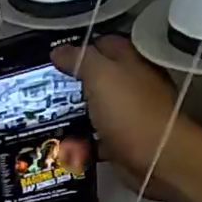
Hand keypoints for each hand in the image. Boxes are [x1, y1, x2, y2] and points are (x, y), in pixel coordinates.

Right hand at [50, 35, 201, 201]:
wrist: (156, 157)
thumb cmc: (130, 112)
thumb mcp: (101, 77)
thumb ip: (81, 60)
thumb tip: (58, 50)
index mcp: (131, 62)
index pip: (105, 44)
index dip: (80, 48)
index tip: (53, 58)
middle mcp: (133, 84)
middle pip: (99, 77)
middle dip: (72, 82)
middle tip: (45, 89)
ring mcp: (129, 114)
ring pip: (96, 107)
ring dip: (74, 112)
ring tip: (46, 116)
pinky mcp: (123, 140)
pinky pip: (96, 137)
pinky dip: (80, 140)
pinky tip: (62, 143)